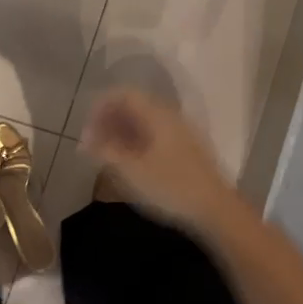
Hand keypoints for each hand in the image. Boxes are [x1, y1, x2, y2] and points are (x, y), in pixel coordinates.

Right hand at [78, 89, 244, 230]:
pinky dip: (136, 142)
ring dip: (122, 132)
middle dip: (109, 120)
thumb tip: (85, 140)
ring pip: (145, 122)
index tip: (85, 129)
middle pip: (134, 106)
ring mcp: (181, 132)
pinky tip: (130, 163)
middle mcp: (170, 116)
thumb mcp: (131, 171)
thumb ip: (105, 151)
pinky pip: (155, 134)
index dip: (100, 107)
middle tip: (92, 144)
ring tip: (107, 155)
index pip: (123, 94)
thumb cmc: (171, 187)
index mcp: (157, 114)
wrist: (216, 209)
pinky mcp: (187, 149)